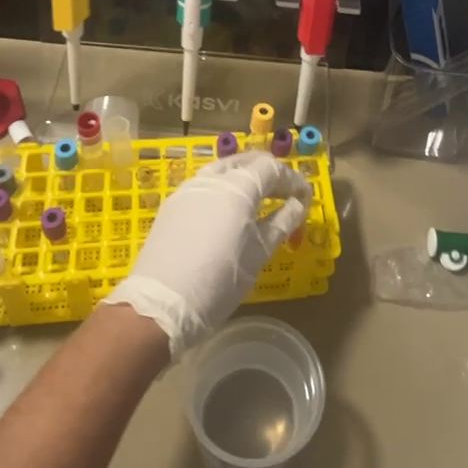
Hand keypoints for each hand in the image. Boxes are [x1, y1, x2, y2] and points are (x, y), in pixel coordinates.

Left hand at [103, 150, 311, 358]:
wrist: (161, 305)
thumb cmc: (220, 280)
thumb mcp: (259, 253)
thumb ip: (282, 222)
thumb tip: (298, 204)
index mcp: (237, 187)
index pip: (273, 169)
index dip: (293, 181)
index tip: (305, 199)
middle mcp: (212, 179)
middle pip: (247, 162)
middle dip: (270, 175)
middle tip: (285, 196)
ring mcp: (188, 189)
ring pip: (224, 170)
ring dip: (245, 179)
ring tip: (257, 203)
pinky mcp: (172, 205)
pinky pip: (205, 186)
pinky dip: (224, 190)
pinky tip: (227, 213)